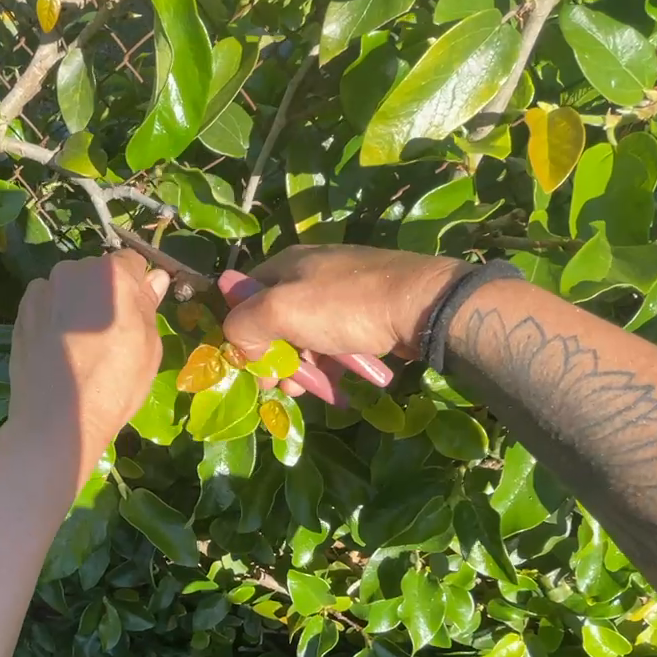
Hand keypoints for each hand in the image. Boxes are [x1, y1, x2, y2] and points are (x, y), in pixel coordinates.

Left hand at [6, 251, 170, 480]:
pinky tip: (58, 348)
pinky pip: (46, 304)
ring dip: (76, 303)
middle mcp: (73, 272)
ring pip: (69, 287)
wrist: (57, 420)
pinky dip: (53, 316)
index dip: (137, 288)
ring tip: (80, 345)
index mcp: (111, 274)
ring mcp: (42, 291)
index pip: (132, 263)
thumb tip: (156, 278)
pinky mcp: (21, 313)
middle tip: (108, 335)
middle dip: (104, 294)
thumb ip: (148, 306)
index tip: (136, 315)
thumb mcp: (148, 348)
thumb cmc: (114, 386)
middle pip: (97, 273)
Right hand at [220, 246, 466, 402]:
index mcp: (285, 266)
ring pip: (303, 338)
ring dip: (300, 369)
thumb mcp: (280, 310)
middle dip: (272, 359)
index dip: (240, 333)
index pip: (243, 298)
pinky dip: (328, 366)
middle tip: (277, 385)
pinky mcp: (362, 315)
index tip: (250, 365)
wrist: (420, 305)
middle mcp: (308, 275)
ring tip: (306, 391)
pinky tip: (333, 386)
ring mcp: (337, 295)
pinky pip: (332, 344)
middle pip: (272, 323)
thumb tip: (236, 342)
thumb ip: (243, 323)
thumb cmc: (343, 306)